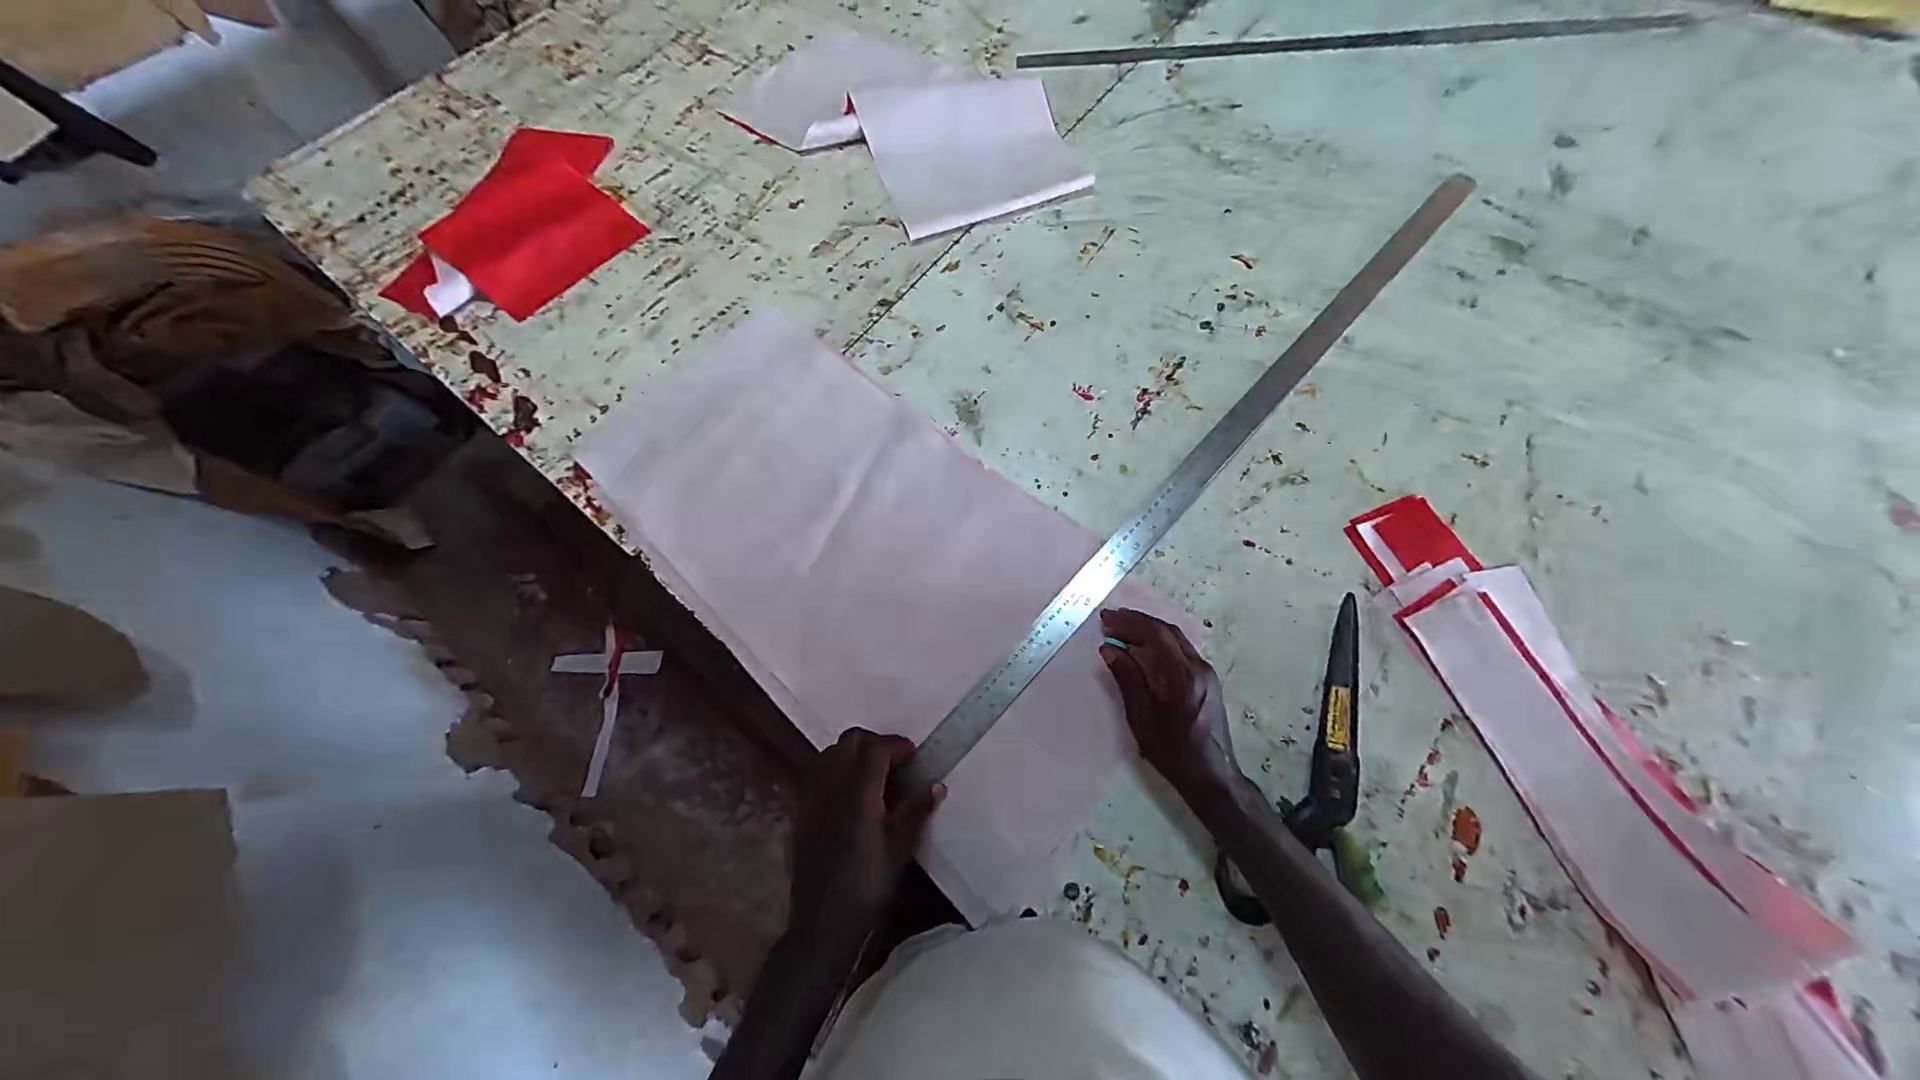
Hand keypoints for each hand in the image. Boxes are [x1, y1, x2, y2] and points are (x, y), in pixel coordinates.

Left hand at [788, 727, 943, 949]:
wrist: (823, 922)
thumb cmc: (867, 888)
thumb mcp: (900, 851)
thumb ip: (916, 811)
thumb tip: (936, 784)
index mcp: (858, 794)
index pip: (875, 749)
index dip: (897, 745)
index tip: (913, 754)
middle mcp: (831, 787)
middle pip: (850, 741)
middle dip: (875, 742)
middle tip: (896, 762)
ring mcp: (812, 796)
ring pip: (830, 752)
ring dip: (853, 752)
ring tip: (873, 774)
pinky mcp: (801, 809)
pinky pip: (816, 771)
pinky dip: (834, 767)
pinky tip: (848, 792)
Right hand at [1099, 608, 1241, 797]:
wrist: (1212, 776)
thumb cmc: (1174, 753)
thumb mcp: (1142, 719)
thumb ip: (1128, 680)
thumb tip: (1110, 650)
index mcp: (1183, 676)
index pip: (1156, 635)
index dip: (1129, 622)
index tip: (1106, 620)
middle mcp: (1199, 668)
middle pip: (1167, 631)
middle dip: (1137, 621)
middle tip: (1109, 620)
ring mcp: (1206, 673)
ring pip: (1175, 638)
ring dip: (1147, 630)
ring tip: (1120, 630)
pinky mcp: (1206, 680)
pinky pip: (1180, 650)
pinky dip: (1158, 642)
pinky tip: (1141, 649)